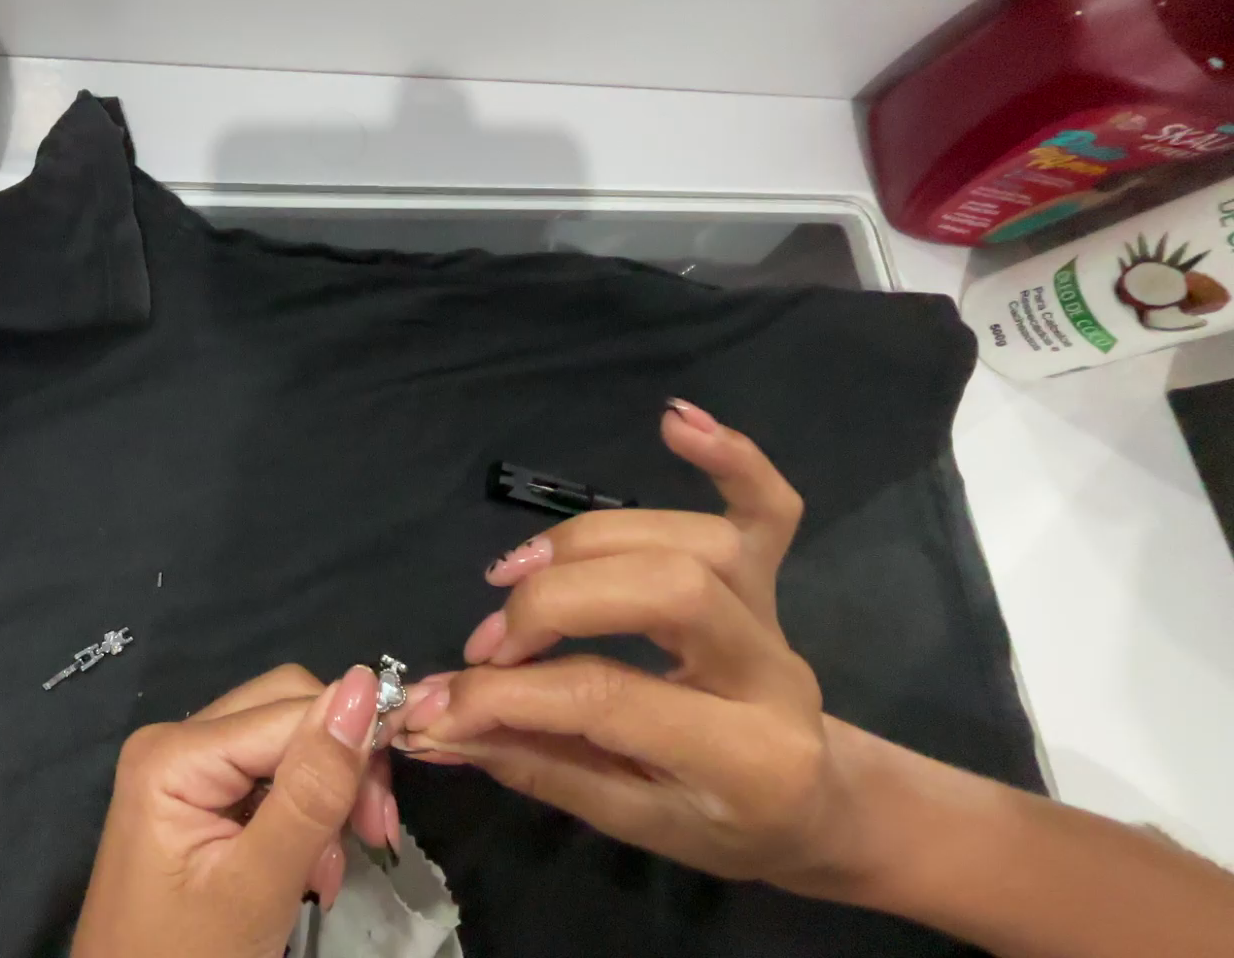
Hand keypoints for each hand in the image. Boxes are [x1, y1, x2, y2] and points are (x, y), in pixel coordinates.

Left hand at [74, 664, 405, 957]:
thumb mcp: (258, 885)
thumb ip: (313, 789)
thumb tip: (364, 683)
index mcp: (175, 752)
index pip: (289, 709)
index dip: (350, 743)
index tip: (386, 819)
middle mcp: (176, 738)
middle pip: (288, 710)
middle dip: (339, 768)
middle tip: (373, 837)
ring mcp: (185, 764)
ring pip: (287, 739)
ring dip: (327, 795)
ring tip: (330, 871)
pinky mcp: (199, 791)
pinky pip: (271, 772)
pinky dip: (304, 811)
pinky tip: (311, 865)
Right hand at [398, 398, 865, 891]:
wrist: (817, 805)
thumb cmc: (722, 825)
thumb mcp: (627, 820)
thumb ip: (529, 762)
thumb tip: (430, 726)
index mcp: (742, 758)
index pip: (605, 697)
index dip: (504, 693)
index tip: (434, 703)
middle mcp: (768, 672)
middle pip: (662, 590)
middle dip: (551, 604)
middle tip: (489, 641)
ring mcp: (773, 614)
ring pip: (689, 541)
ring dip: (588, 541)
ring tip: (517, 569)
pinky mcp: (768, 578)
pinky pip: (767, 508)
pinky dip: (731, 460)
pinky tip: (676, 421)